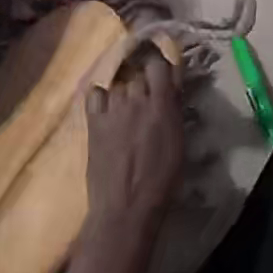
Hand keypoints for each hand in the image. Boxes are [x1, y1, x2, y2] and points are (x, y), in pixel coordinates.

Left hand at [85, 48, 182, 234]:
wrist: (126, 207)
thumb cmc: (161, 181)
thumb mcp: (178, 144)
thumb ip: (174, 111)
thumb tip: (173, 90)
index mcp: (161, 105)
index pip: (159, 66)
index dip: (160, 70)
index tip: (163, 80)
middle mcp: (136, 100)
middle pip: (138, 76)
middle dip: (143, 86)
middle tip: (146, 104)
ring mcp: (112, 110)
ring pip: (118, 85)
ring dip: (123, 94)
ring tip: (126, 112)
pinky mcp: (93, 122)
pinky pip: (95, 94)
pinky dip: (101, 98)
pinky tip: (106, 109)